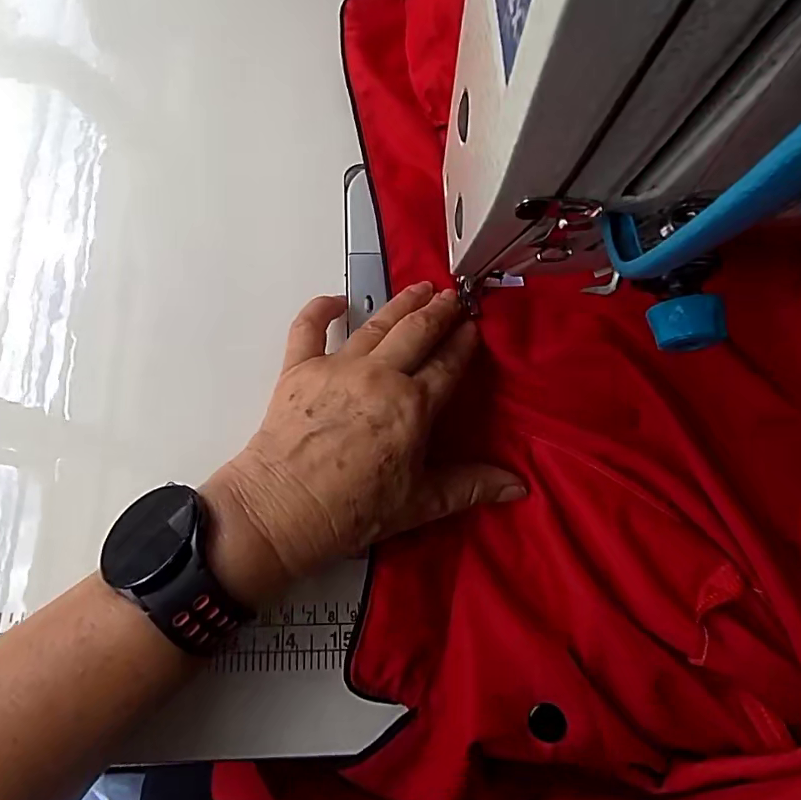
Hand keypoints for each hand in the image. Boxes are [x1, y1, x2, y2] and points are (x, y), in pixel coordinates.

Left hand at [201, 282, 524, 607]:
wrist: (284, 507)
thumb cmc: (349, 510)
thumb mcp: (417, 503)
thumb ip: (468, 487)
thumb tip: (516, 486)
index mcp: (412, 407)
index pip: (447, 366)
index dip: (463, 345)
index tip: (472, 329)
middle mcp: (378, 377)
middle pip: (416, 334)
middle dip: (438, 312)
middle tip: (451, 298)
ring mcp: (336, 369)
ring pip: (375, 325)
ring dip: (399, 304)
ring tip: (417, 289)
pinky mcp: (297, 369)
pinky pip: (308, 328)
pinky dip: (320, 309)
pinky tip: (334, 300)